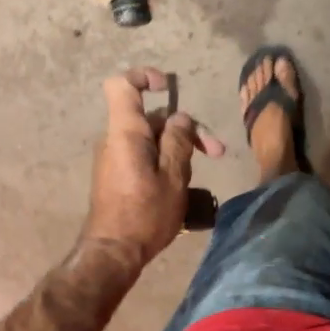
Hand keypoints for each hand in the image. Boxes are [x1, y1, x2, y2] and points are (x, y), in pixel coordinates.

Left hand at [81, 67, 225, 265]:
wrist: (112, 253)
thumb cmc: (144, 214)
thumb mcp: (173, 177)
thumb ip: (178, 141)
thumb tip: (181, 119)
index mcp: (126, 132)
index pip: (123, 85)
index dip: (145, 77)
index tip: (169, 88)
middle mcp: (115, 140)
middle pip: (150, 118)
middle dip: (185, 129)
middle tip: (216, 152)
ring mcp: (115, 159)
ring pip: (151, 140)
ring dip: (179, 150)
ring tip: (202, 177)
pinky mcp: (118, 177)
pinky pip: (144, 157)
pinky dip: (166, 163)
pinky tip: (185, 188)